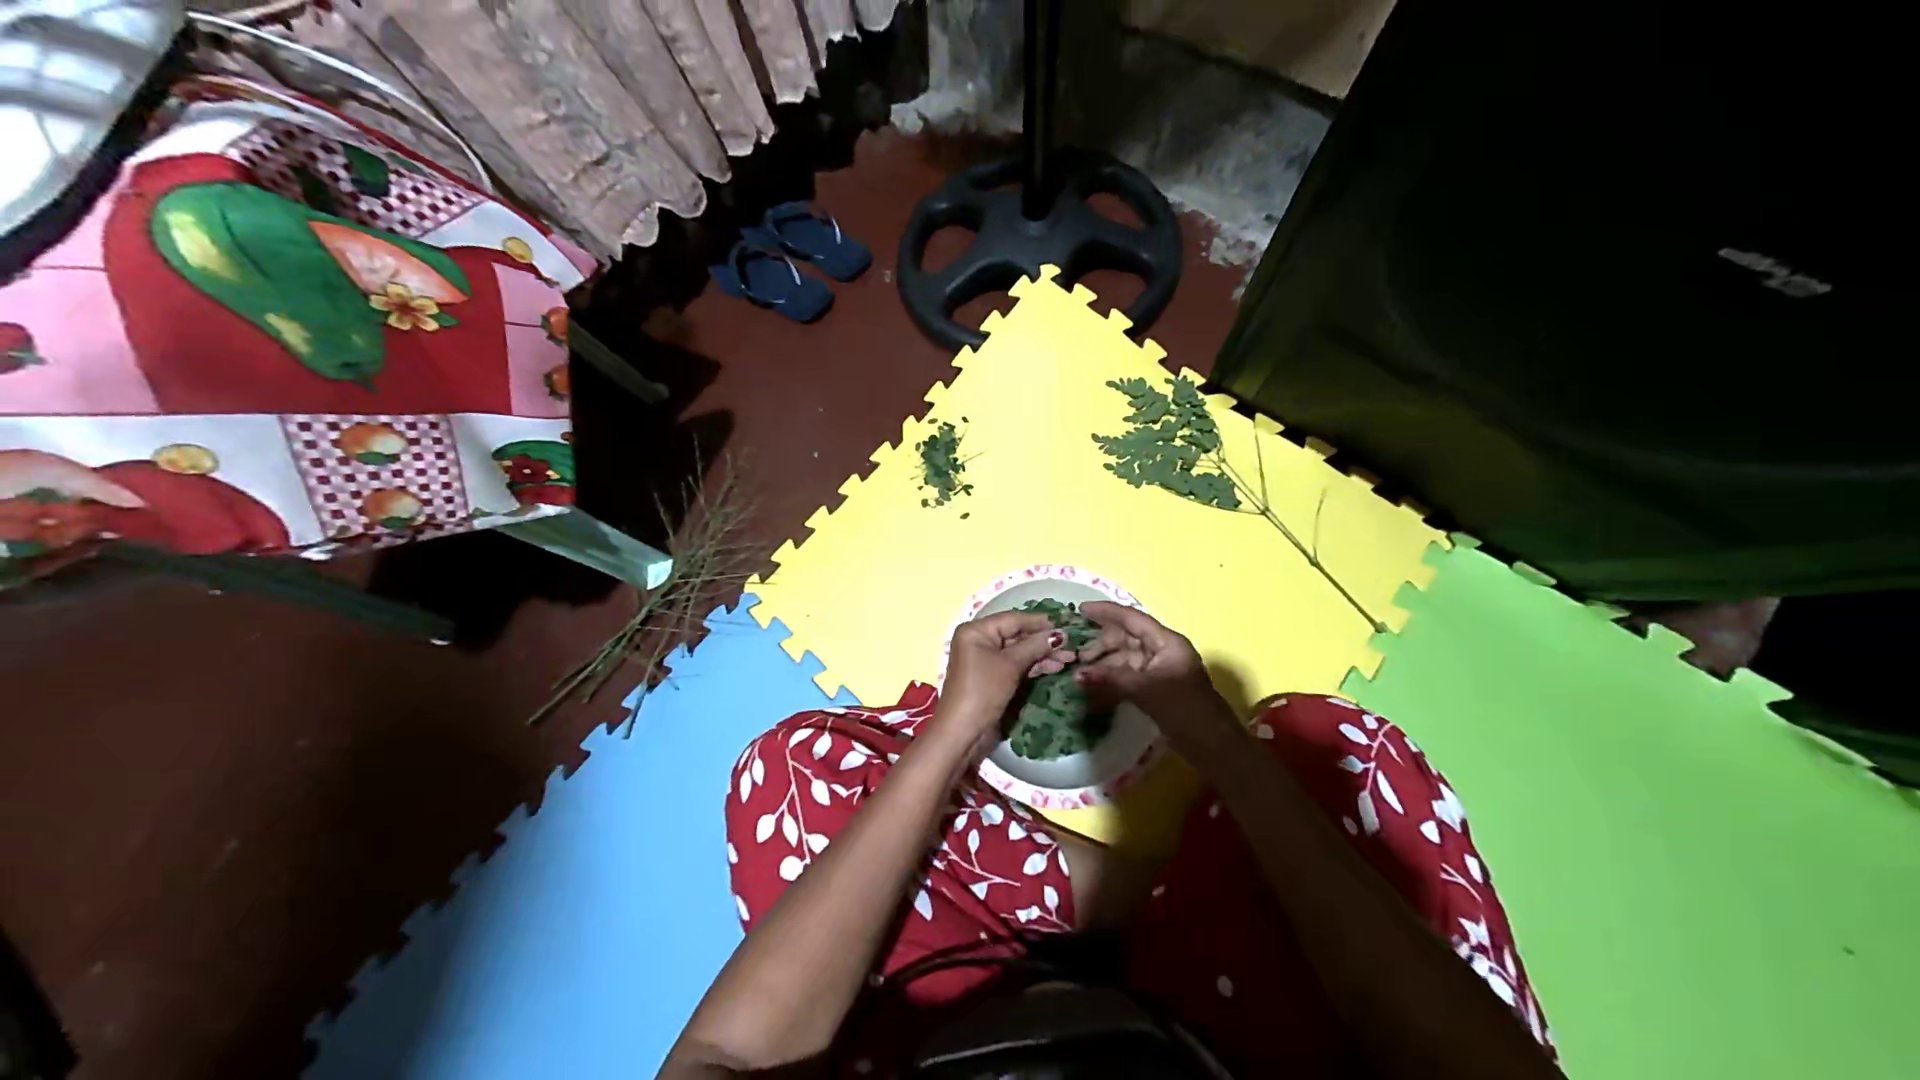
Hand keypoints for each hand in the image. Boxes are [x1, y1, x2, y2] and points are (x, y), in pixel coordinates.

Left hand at [938, 611, 1076, 749]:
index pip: (1013, 619)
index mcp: (976, 631)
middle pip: (1017, 634)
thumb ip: (1035, 646)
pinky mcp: (994, 677)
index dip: (1040, 622)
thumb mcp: (1010, 665)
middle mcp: (979, 641)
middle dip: (1044, 641)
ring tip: (1069, 659)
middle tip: (1072, 645)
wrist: (963, 732)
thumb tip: (1060, 633)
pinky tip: (1055, 667)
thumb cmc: (983, 691)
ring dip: (1043, 654)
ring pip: (1019, 651)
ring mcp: (986, 660)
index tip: (1066, 623)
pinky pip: (1016, 665)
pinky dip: (1034, 666)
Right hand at [1073, 602, 1242, 757]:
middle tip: (1076, 655)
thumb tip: (1077, 675)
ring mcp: (1158, 670)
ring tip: (1080, 674)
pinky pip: (1127, 675)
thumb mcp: (1146, 690)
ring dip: (1103, 664)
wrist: (1212, 745)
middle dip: (1101, 644)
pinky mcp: (1155, 688)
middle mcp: (1162, 651)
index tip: (1080, 609)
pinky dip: (1111, 679)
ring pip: (1124, 658)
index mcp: (1166, 642)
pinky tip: (1093, 686)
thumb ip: (1111, 680)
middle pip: (1126, 638)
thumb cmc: (1185, 710)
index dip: (1106, 612)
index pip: (1132, 618)